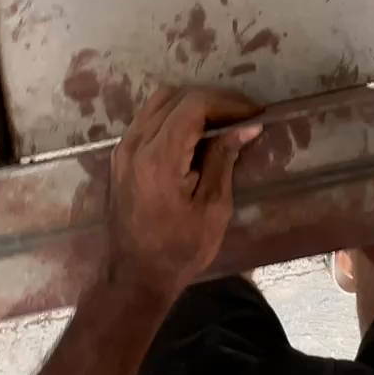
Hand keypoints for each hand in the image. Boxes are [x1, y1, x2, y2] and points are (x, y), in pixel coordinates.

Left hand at [106, 86, 261, 298]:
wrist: (132, 278)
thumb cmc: (179, 250)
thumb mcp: (213, 208)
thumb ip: (224, 159)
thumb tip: (247, 126)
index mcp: (158, 157)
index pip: (193, 105)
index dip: (227, 103)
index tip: (253, 114)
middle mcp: (134, 144)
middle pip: (175, 96)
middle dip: (212, 101)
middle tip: (241, 117)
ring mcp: (122, 148)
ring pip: (158, 102)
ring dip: (191, 105)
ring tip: (221, 122)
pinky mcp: (120, 156)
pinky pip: (148, 118)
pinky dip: (174, 116)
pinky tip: (195, 134)